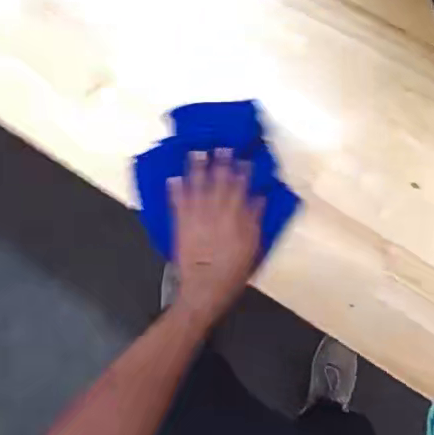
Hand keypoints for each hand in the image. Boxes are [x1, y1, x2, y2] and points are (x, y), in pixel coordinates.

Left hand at [167, 149, 263, 327]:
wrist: (204, 289)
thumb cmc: (233, 270)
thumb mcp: (252, 246)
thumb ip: (255, 219)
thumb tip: (260, 198)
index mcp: (234, 216)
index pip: (240, 188)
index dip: (242, 171)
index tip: (243, 157)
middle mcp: (215, 211)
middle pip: (218, 182)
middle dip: (220, 163)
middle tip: (221, 146)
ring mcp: (196, 216)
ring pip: (196, 187)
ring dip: (196, 168)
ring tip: (196, 152)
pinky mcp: (181, 224)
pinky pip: (177, 203)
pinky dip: (175, 189)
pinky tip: (173, 178)